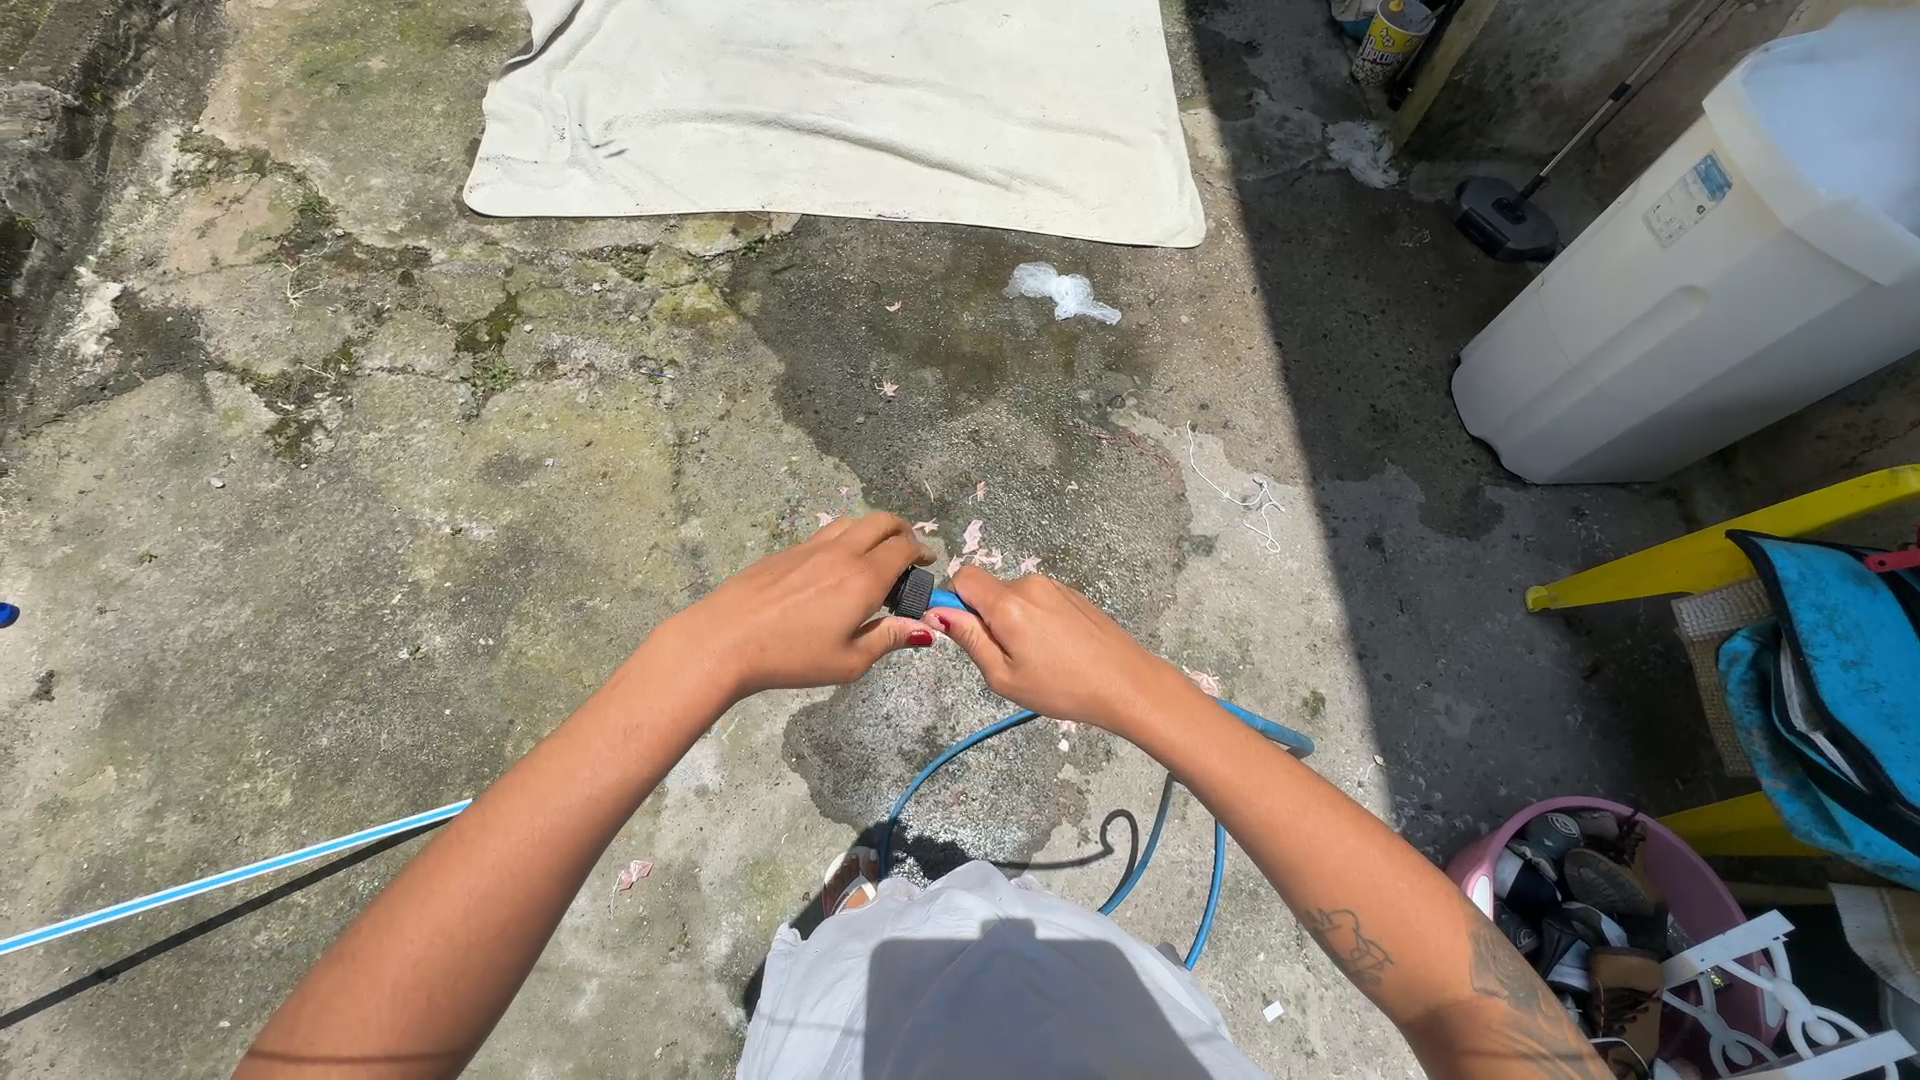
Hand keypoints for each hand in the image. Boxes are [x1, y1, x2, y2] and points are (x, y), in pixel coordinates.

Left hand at [658, 513, 935, 699]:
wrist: (725, 640)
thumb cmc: (792, 657)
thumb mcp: (849, 661)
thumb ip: (889, 638)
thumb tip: (924, 629)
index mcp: (864, 579)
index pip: (904, 549)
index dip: (922, 552)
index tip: (928, 563)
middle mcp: (843, 553)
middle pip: (882, 522)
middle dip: (903, 531)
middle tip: (909, 551)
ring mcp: (811, 548)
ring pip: (853, 522)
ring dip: (873, 530)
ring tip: (875, 553)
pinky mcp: (786, 552)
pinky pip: (826, 533)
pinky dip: (845, 539)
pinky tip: (835, 567)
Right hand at [926, 566, 1197, 731]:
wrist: (1127, 683)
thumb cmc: (1062, 689)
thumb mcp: (1004, 676)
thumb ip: (968, 639)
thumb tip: (935, 611)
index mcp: (1008, 603)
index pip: (962, 577)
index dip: (955, 602)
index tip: (965, 632)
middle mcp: (1030, 584)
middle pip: (988, 589)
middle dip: (986, 617)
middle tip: (1007, 657)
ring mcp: (1054, 586)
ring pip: (1013, 596)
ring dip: (1012, 620)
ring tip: (1037, 657)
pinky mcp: (1072, 593)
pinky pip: (1037, 599)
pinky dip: (1035, 619)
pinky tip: (1057, 649)